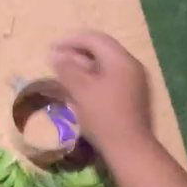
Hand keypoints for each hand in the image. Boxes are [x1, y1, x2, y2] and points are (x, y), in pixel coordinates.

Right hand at [50, 31, 156, 161]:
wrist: (129, 148)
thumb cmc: (103, 116)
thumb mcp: (81, 91)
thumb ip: (67, 69)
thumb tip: (56, 54)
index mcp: (121, 60)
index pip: (94, 39)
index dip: (70, 40)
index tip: (51, 48)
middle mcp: (131, 66)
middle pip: (102, 50)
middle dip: (77, 52)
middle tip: (56, 60)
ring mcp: (135, 81)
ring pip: (106, 65)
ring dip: (84, 66)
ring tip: (64, 74)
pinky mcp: (133, 96)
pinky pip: (110, 78)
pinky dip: (93, 78)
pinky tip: (80, 89)